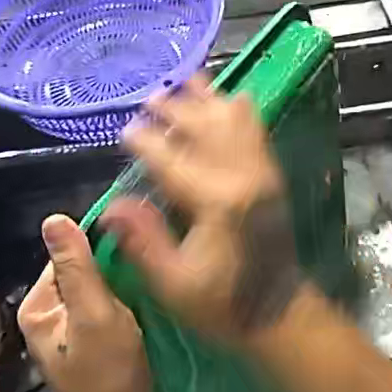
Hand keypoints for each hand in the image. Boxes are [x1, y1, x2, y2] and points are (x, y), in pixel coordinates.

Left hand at [18, 215, 149, 391]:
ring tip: (142, 284)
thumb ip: (77, 267)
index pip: (68, 256)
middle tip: (141, 271)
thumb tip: (53, 218)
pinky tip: (136, 301)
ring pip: (94, 284)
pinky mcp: (84, 335)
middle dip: (110, 268)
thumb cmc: (109, 370)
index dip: (100, 251)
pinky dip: (118, 297)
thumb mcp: (95, 313)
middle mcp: (44, 312)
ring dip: (117, 281)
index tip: (131, 253)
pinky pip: (100, 301)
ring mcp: (64, 326)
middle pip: (81, 269)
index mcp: (37, 306)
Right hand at [102, 77, 306, 343]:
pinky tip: (230, 97)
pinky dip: (241, 111)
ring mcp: (262, 173)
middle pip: (204, 129)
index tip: (125, 131)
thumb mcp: (174, 283)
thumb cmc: (222, 303)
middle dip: (176, 110)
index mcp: (215, 202)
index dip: (146, 141)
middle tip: (151, 98)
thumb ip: (143, 241)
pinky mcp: (272, 176)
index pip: (171, 159)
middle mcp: (242, 177)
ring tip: (188, 80)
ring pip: (235, 122)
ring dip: (210, 100)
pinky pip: (257, 132)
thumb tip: (111, 207)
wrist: (280, 311)